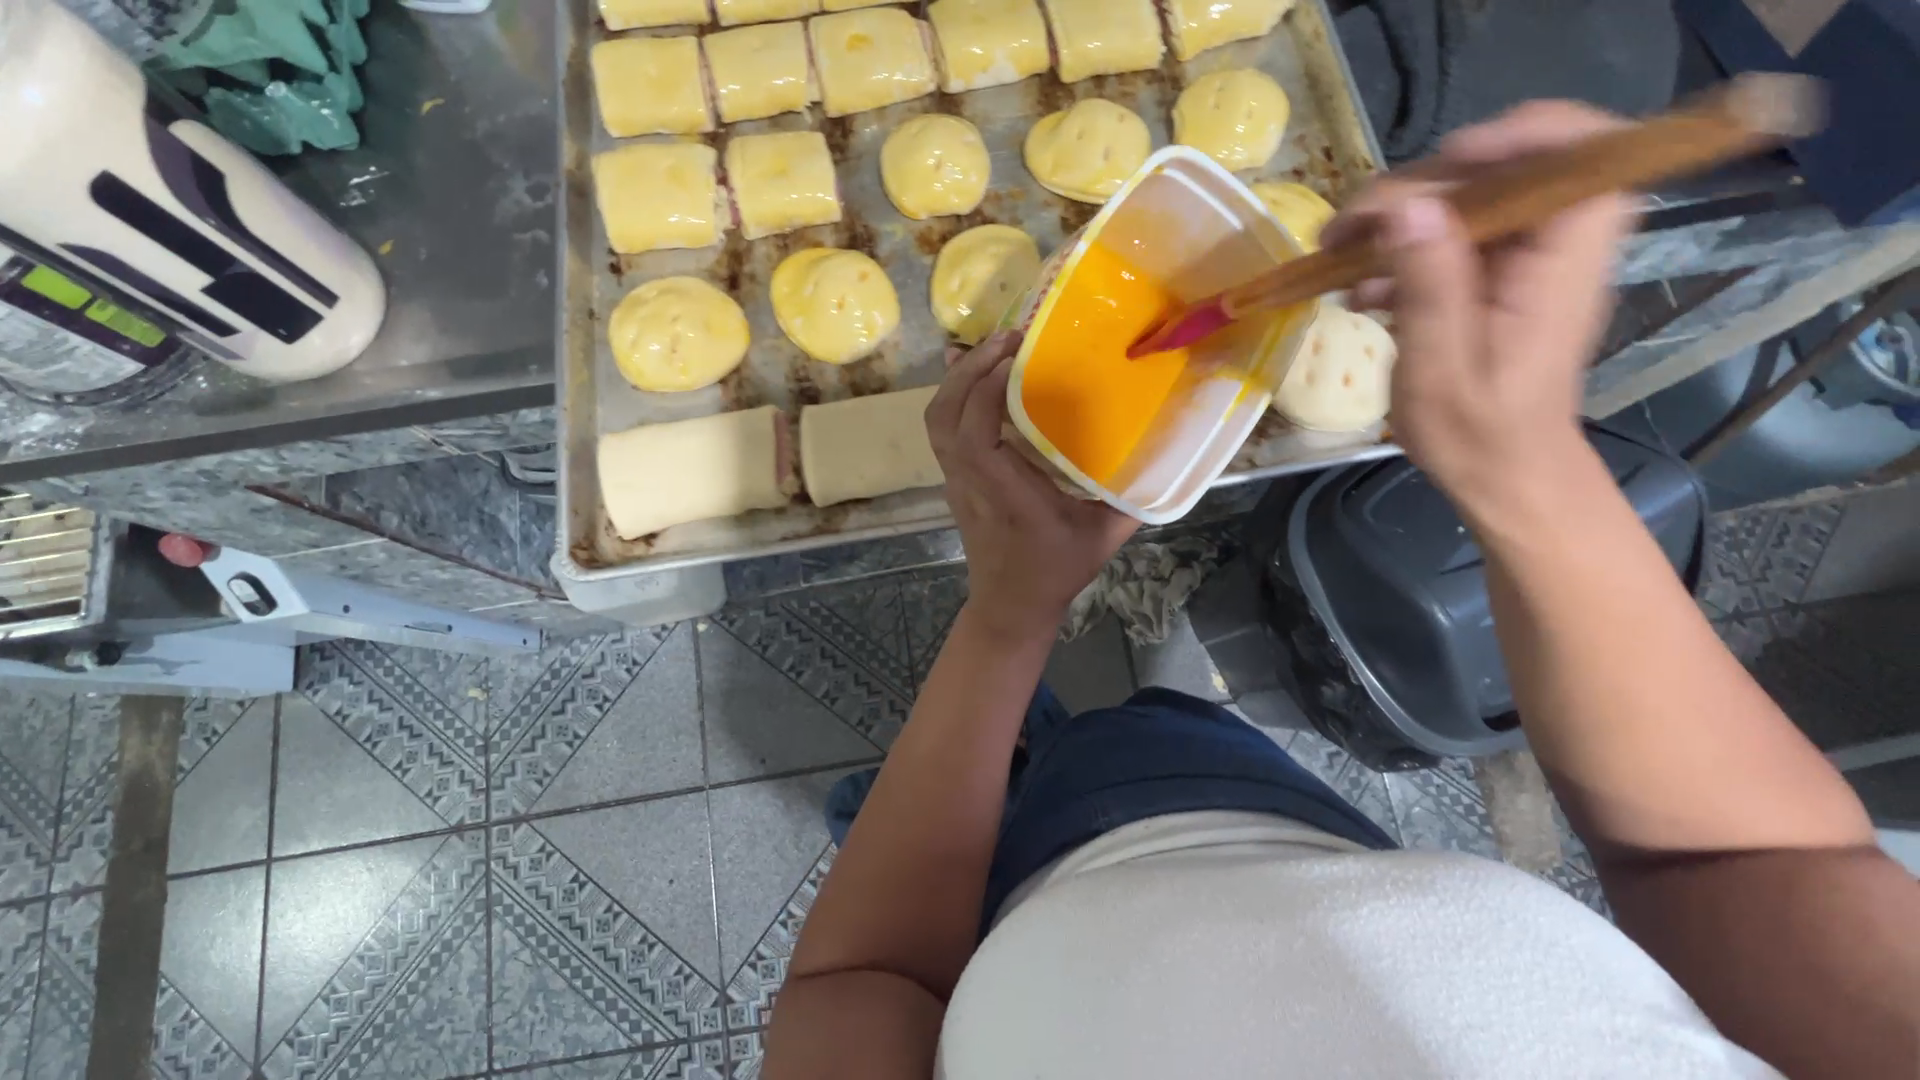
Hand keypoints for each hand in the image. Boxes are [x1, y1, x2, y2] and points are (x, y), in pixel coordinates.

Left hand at [925, 332, 1139, 637]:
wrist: (1010, 605)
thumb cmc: (1056, 571)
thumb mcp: (1103, 537)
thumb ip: (1131, 495)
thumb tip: (1167, 450)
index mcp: (1007, 495)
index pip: (976, 434)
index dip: (987, 389)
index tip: (1018, 357)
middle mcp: (971, 483)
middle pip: (945, 416)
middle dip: (971, 369)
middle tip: (1010, 337)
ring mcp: (955, 481)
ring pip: (936, 420)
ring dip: (958, 379)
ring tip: (993, 349)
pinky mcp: (953, 479)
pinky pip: (941, 429)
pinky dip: (954, 395)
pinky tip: (975, 373)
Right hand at [1322, 101, 1635, 523]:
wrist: (1505, 477)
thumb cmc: (1478, 436)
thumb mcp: (1439, 368)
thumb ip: (1429, 284)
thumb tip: (1404, 207)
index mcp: (1560, 265)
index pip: (1581, 156)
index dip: (1521, 136)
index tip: (1444, 162)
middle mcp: (1555, 249)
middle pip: (1504, 173)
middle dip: (1420, 187)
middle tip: (1346, 227)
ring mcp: (1526, 264)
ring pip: (1469, 204)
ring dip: (1398, 222)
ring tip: (1337, 258)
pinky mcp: (1498, 282)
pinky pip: (1453, 241)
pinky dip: (1403, 253)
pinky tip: (1360, 289)